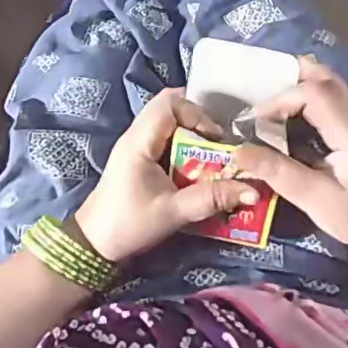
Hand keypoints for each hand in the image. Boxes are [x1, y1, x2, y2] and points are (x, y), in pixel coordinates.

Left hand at [73, 88, 259, 262]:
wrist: (94, 244)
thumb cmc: (128, 225)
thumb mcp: (174, 212)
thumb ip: (212, 199)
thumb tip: (253, 190)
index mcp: (139, 142)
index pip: (168, 103)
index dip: (197, 113)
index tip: (215, 138)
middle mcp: (135, 136)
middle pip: (169, 107)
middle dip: (198, 120)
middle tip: (219, 143)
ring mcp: (135, 146)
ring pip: (167, 122)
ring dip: (192, 133)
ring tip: (212, 154)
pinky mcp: (138, 158)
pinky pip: (164, 138)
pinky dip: (183, 144)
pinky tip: (197, 166)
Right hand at [230, 60, 347, 257]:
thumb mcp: (314, 199)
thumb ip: (278, 172)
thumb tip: (239, 151)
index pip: (316, 94)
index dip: (282, 98)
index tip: (256, 118)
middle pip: (325, 79)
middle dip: (289, 80)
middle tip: (259, 94)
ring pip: (329, 84)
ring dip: (298, 83)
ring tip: (268, 98)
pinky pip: (329, 98)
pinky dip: (306, 94)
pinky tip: (286, 110)